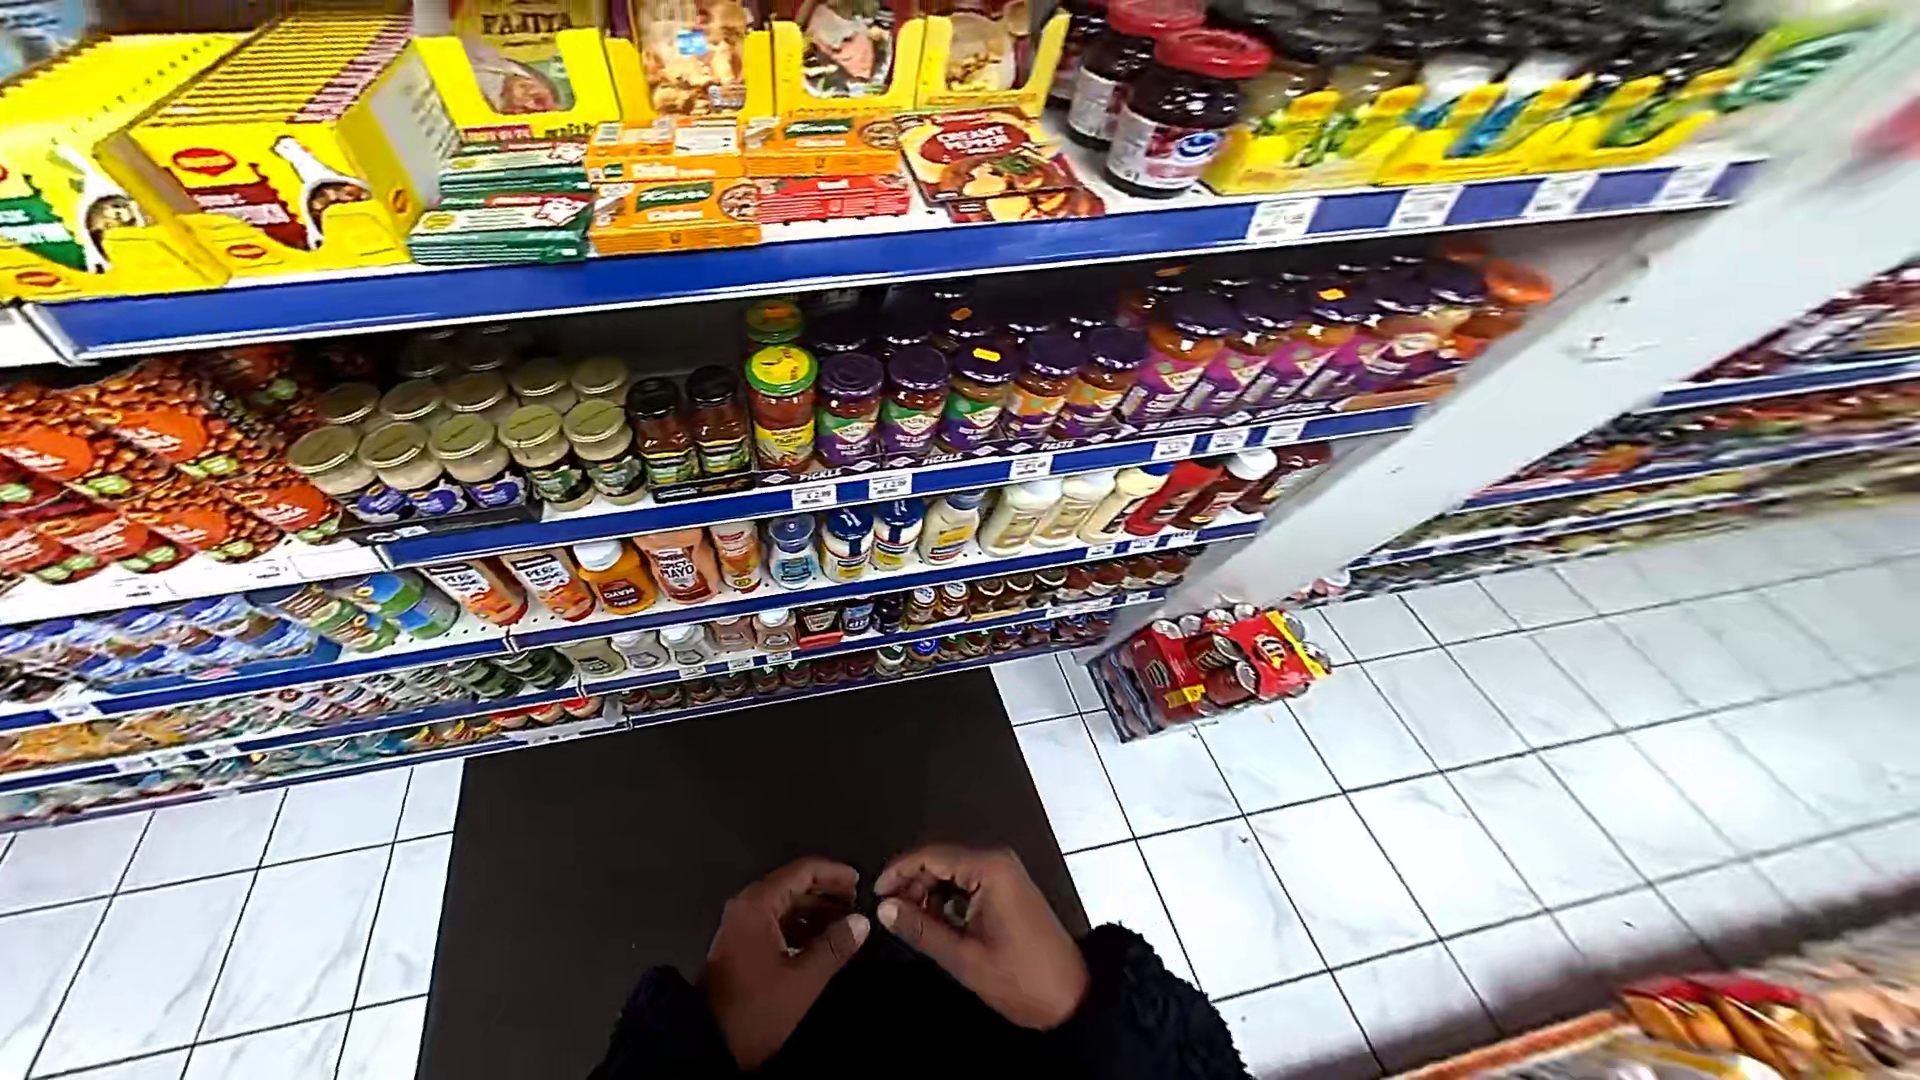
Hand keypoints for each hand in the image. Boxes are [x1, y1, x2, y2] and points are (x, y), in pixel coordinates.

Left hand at [702, 857, 869, 1068]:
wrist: (701, 1048)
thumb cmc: (754, 1008)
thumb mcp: (802, 979)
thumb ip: (835, 946)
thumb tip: (861, 922)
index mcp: (759, 903)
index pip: (804, 871)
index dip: (834, 874)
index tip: (859, 883)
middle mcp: (748, 905)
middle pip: (795, 885)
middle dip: (827, 893)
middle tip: (855, 904)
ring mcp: (742, 925)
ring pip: (786, 905)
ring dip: (815, 912)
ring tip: (844, 924)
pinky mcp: (740, 945)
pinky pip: (776, 922)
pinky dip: (800, 926)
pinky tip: (821, 943)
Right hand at [875, 845, 1088, 1029]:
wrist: (1071, 996)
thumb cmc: (1023, 979)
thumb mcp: (965, 958)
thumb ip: (921, 929)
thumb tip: (886, 909)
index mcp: (989, 868)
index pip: (932, 854)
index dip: (899, 870)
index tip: (876, 892)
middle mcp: (997, 860)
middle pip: (941, 858)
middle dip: (913, 883)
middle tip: (891, 912)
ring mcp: (1003, 870)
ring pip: (952, 869)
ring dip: (929, 891)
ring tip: (911, 921)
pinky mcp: (1006, 884)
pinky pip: (967, 879)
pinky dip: (947, 897)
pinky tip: (935, 921)